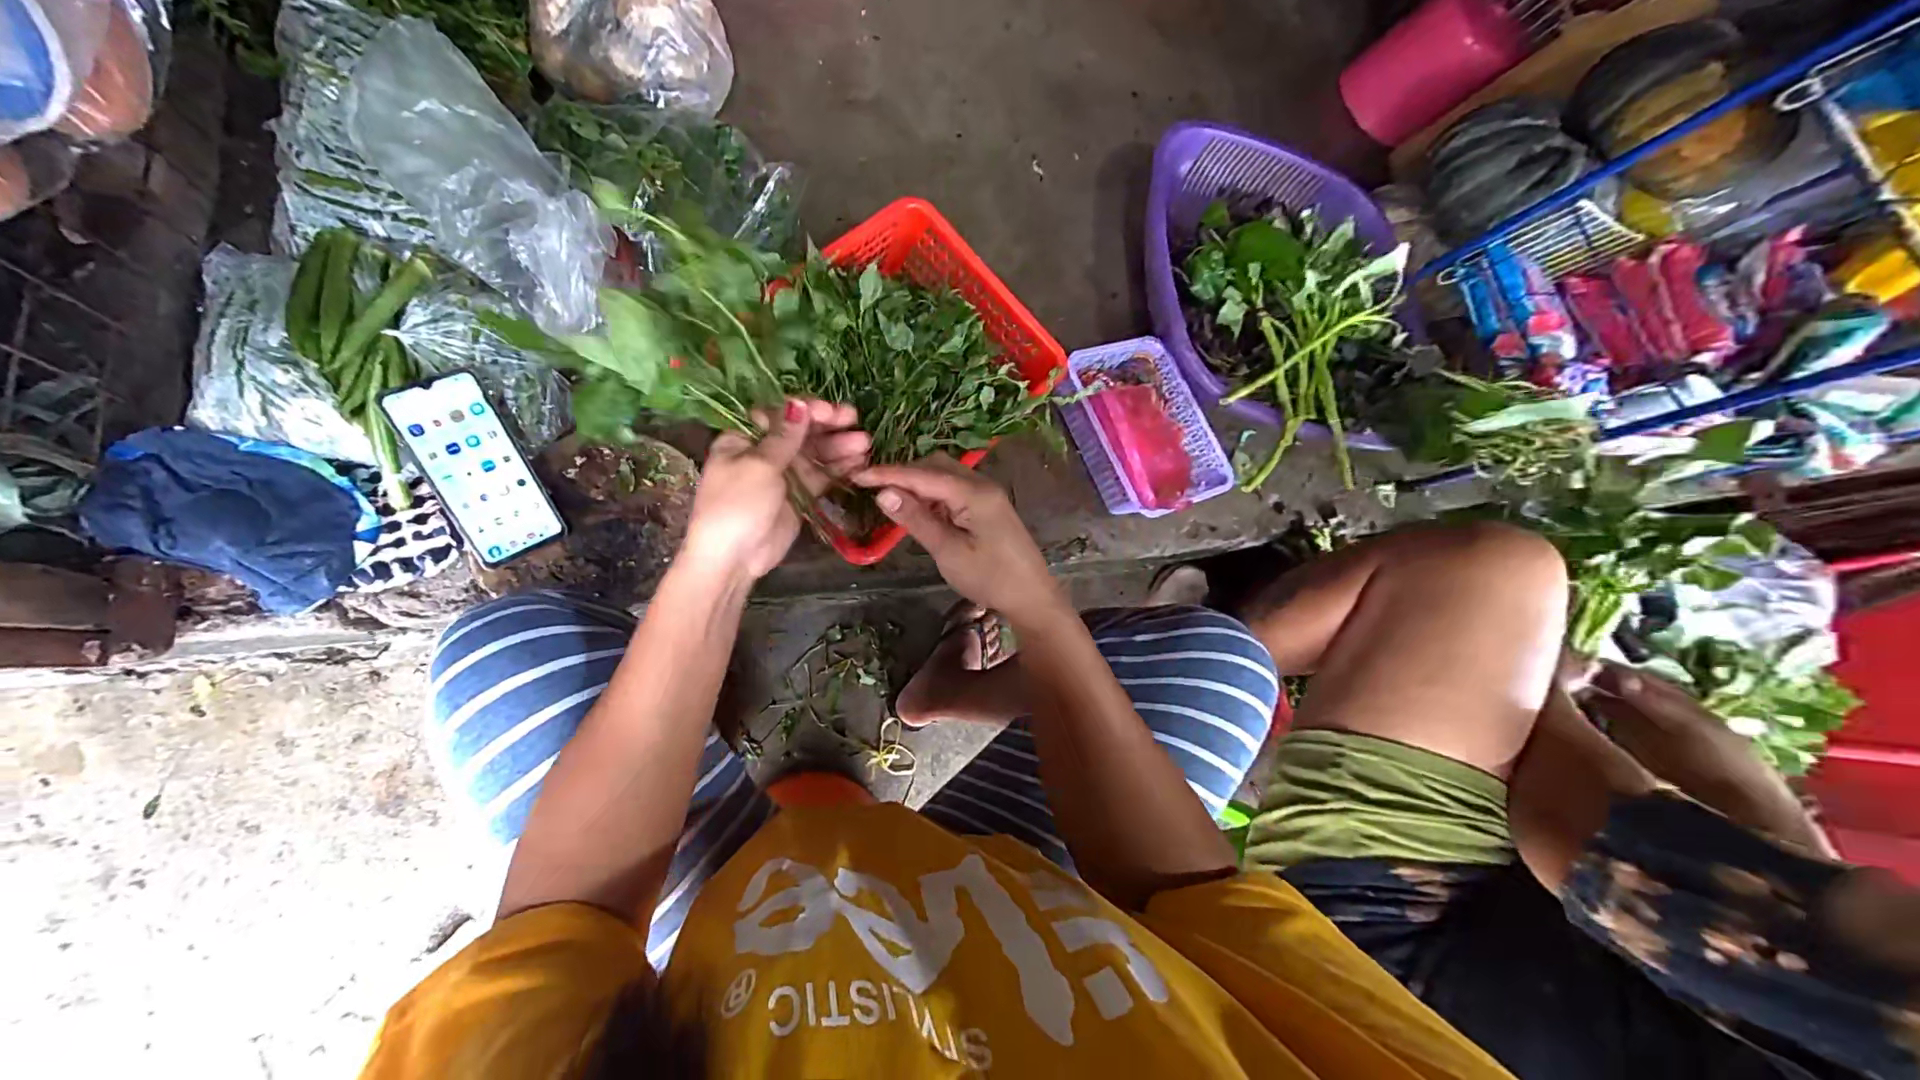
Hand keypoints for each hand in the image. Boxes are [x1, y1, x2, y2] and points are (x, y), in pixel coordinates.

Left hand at [684, 398, 869, 581]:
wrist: (733, 558)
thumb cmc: (738, 505)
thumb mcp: (759, 466)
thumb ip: (784, 437)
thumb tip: (799, 404)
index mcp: (744, 438)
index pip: (779, 414)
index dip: (807, 410)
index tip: (831, 412)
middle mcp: (765, 452)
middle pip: (801, 432)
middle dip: (828, 426)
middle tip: (855, 420)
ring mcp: (783, 475)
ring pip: (815, 454)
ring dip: (839, 447)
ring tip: (864, 443)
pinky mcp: (799, 496)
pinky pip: (821, 476)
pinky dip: (838, 469)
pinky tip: (859, 462)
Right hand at [852, 455, 1064, 624]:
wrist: (1031, 596)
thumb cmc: (990, 578)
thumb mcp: (948, 551)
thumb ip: (917, 519)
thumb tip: (883, 494)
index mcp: (973, 493)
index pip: (923, 474)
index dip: (888, 474)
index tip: (857, 476)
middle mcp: (981, 484)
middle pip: (935, 466)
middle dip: (903, 474)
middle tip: (871, 488)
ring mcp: (986, 494)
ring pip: (944, 476)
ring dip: (917, 484)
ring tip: (889, 499)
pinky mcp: (987, 506)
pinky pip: (954, 490)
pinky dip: (932, 495)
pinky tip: (917, 510)